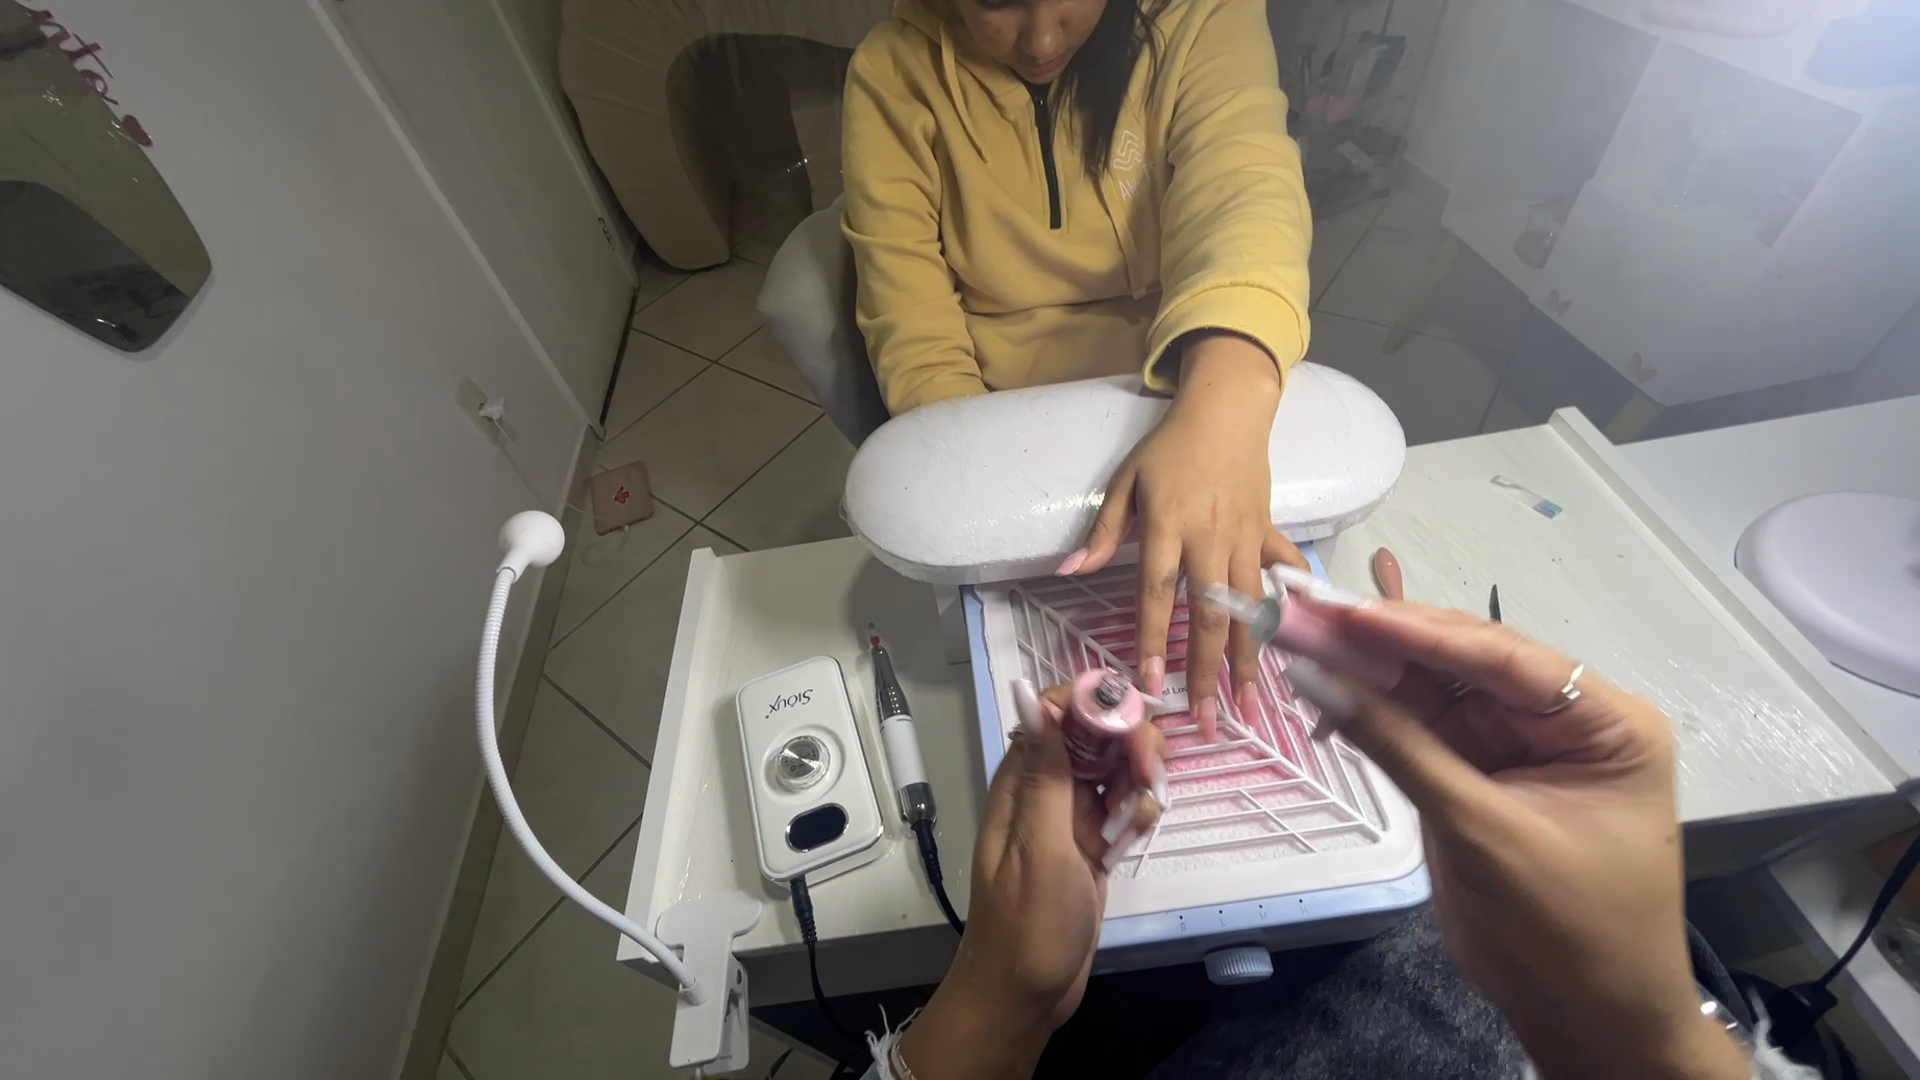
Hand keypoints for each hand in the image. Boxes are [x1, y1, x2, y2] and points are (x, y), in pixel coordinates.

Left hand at [897, 682, 1162, 1078]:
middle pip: (1094, 735)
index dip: (1093, 705)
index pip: (1055, 713)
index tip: (1131, 721)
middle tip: (1148, 775)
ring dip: (1135, 781)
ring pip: (1113, 768)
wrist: (1024, 997)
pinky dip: (1134, 814)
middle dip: (1127, 744)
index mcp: (1022, 779)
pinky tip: (1131, 837)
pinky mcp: (1090, 842)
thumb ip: (1046, 773)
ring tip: (1136, 817)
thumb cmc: (1027, 926)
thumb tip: (1031, 697)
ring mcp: (1070, 815)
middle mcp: (1045, 787)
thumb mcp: (1040, 847)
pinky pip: (1121, 807)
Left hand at [1066, 334, 1306, 740]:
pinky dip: (1292, 605)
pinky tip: (1300, 641)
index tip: (1151, 682)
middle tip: (1209, 718)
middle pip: (1210, 615)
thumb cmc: (1167, 450)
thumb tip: (1069, 570)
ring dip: (1250, 657)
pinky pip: (1283, 573)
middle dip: (1207, 670)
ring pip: (1250, 607)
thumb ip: (1103, 531)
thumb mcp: (1125, 482)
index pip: (1156, 593)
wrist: (1225, 412)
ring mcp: (1246, 539)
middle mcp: (1210, 540)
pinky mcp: (1270, 532)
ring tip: (1251, 702)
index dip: (1153, 639)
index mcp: (1167, 527)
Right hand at [1285, 602, 1747, 1079]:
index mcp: (1601, 722)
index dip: (1416, 629)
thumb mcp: (1476, 825)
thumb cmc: (1560, 926)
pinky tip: (1322, 690)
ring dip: (1365, 667)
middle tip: (1310, 614)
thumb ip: (1393, 742)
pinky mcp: (1466, 763)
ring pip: (1425, 684)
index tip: (1344, 610)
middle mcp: (1556, 717)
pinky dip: (1365, 708)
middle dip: (1382, 640)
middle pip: (1458, 658)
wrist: (1580, 1017)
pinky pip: (1408, 720)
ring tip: (1302, 640)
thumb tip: (1308, 673)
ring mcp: (1506, 739)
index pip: (1500, 656)